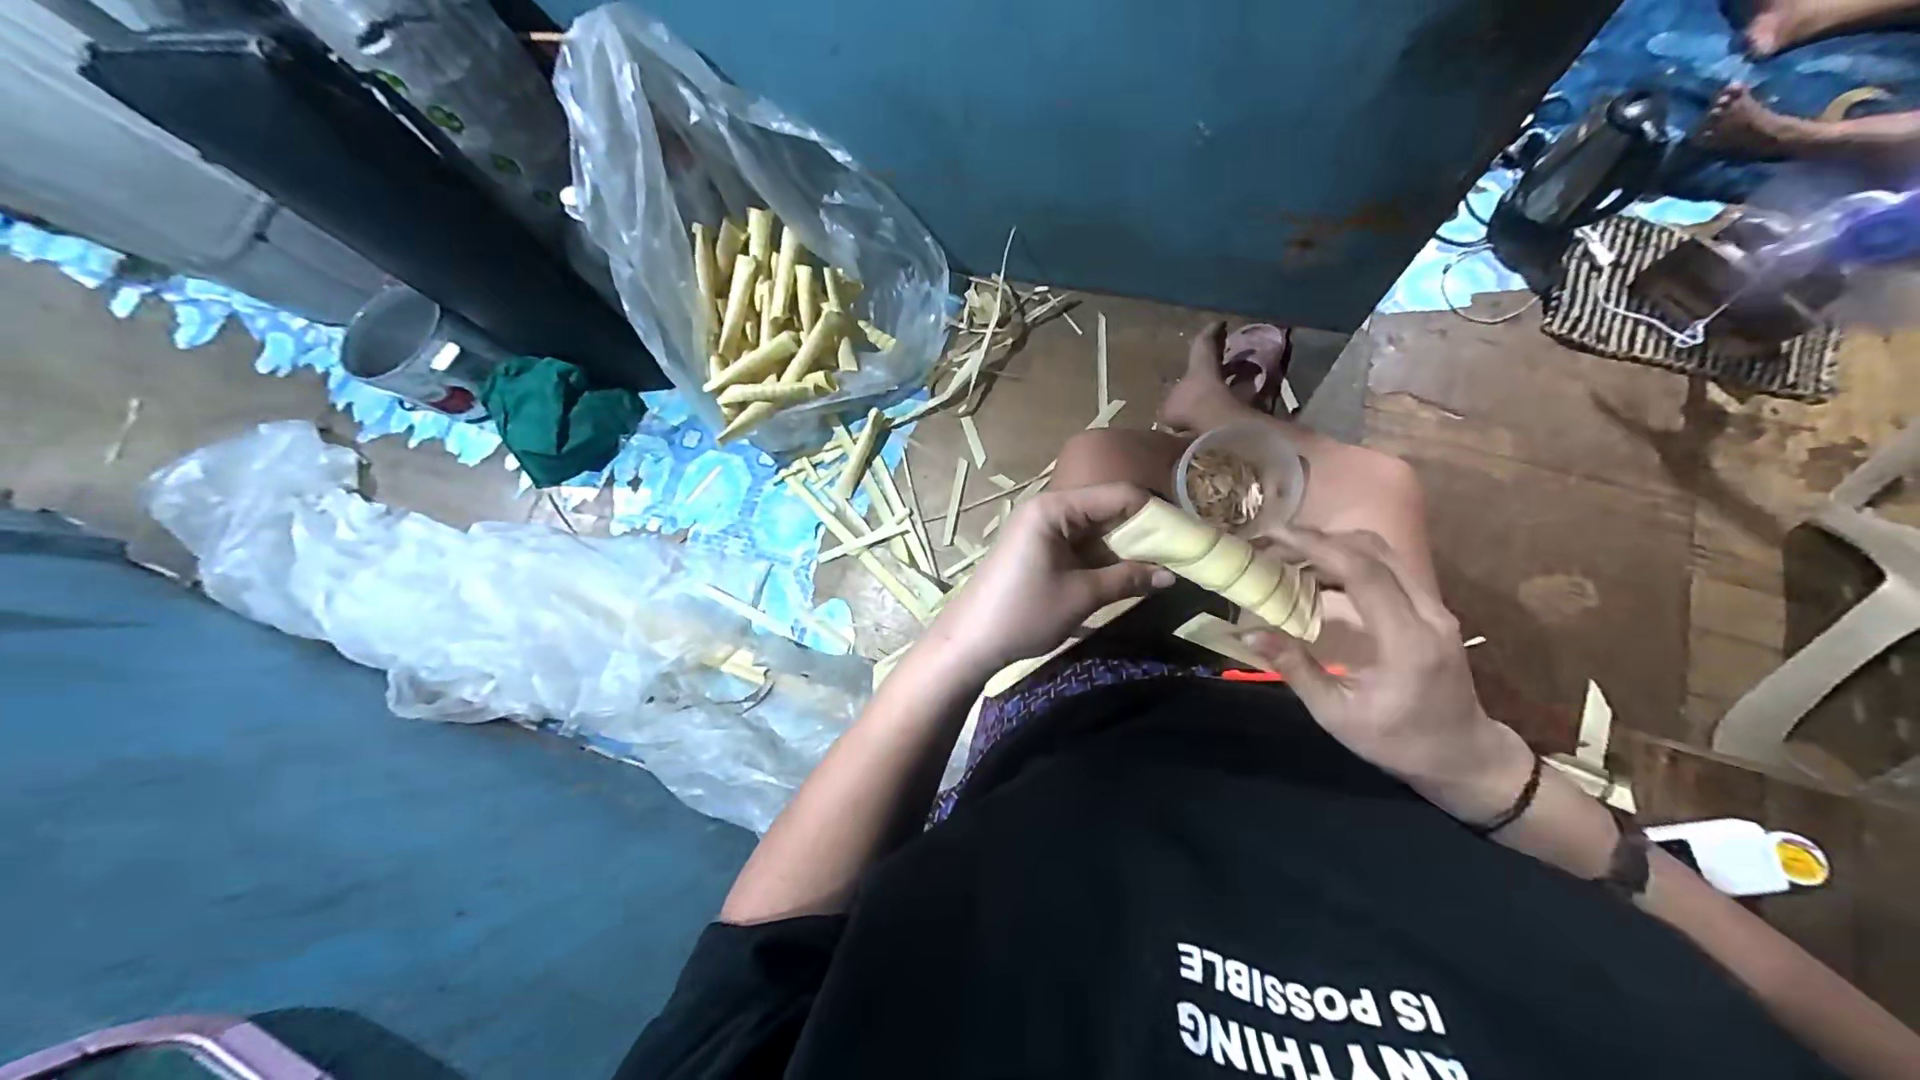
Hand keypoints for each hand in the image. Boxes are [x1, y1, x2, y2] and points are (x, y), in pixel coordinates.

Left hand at [923, 482, 1174, 672]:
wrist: (970, 641)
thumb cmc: (1024, 613)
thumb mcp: (1082, 596)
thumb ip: (1128, 579)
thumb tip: (1172, 575)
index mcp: (1054, 508)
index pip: (1118, 495)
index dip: (1155, 511)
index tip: (1187, 532)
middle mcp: (1048, 509)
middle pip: (1107, 509)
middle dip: (1143, 530)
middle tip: (1180, 551)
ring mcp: (1041, 529)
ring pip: (1095, 529)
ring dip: (1124, 547)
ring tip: (1161, 565)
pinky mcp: (1038, 549)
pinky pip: (1079, 544)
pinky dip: (1103, 557)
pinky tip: (1127, 574)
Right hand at [1243, 526, 1534, 821]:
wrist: (1463, 754)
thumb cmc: (1397, 741)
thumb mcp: (1336, 713)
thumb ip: (1295, 668)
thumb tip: (1250, 632)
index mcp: (1406, 641)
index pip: (1363, 573)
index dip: (1317, 547)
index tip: (1275, 536)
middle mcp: (1428, 614)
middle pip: (1374, 551)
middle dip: (1319, 539)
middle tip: (1273, 544)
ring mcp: (1435, 608)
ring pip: (1384, 552)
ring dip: (1334, 545)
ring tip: (1290, 555)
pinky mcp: (1431, 608)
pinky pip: (1389, 567)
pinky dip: (1349, 559)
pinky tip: (1318, 574)